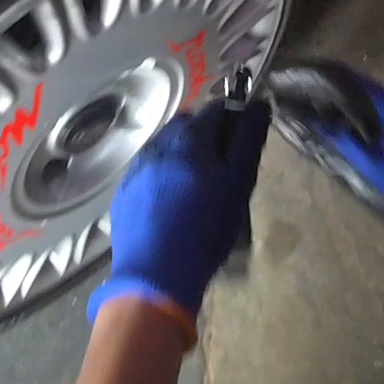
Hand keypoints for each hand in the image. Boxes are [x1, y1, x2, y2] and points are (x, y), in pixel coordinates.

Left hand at [88, 97, 269, 331]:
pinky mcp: (124, 189)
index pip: (216, 108)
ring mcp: (136, 166)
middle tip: (221, 169)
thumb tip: (259, 106)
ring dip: (183, 153)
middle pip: (188, 123)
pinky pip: (149, 168)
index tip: (241, 141)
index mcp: (188, 138)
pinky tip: (172, 203)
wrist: (155, 277)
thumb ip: (248, 142)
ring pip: (166, 145)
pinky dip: (163, 174)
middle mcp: (158, 143)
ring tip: (196, 188)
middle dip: (207, 135)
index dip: (233, 119)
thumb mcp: (238, 186)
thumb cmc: (206, 231)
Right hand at [279, 63, 383, 272]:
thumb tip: (309, 119)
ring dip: (339, 106)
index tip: (284, 79)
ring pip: (369, 104)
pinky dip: (358, 120)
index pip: (345, 77)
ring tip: (308, 115)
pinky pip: (382, 118)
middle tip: (289, 100)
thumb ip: (345, 142)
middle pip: (356, 87)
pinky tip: (344, 134)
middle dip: (322, 91)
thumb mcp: (381, 172)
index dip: (313, 75)